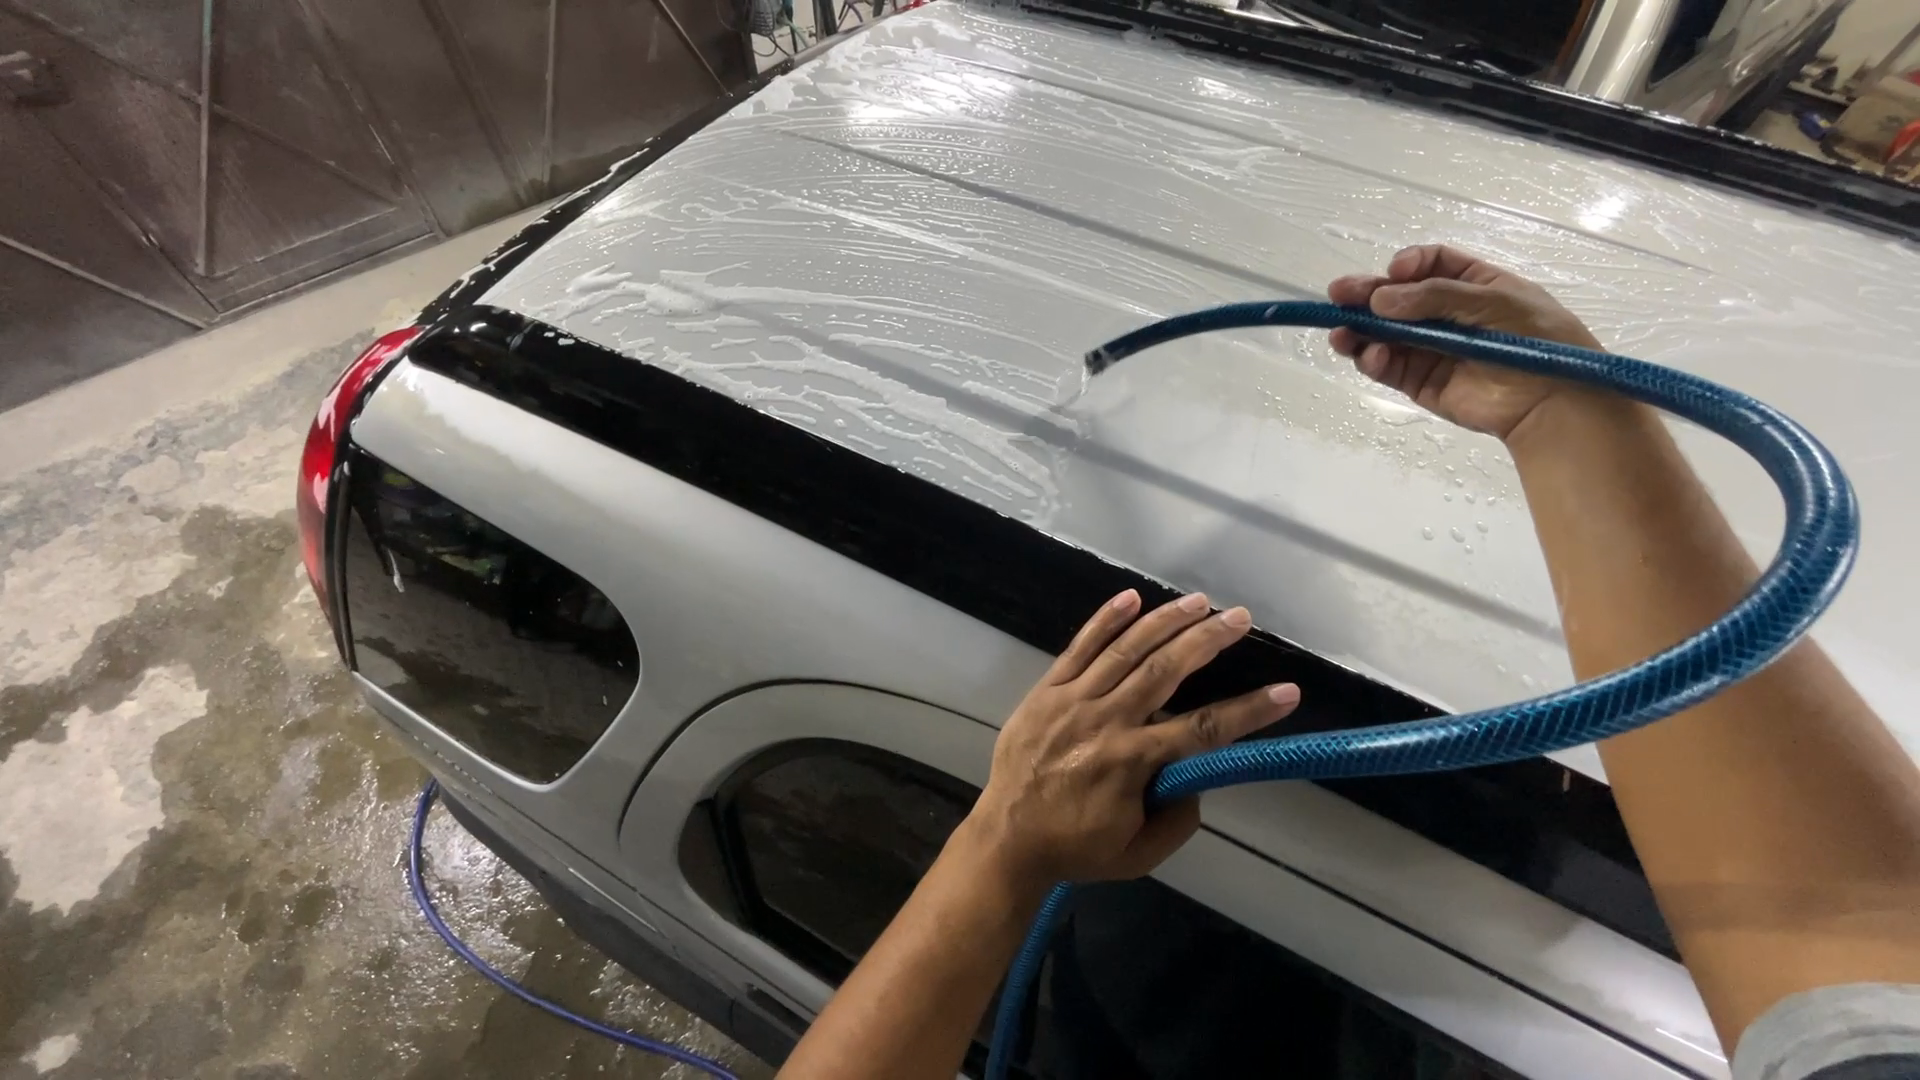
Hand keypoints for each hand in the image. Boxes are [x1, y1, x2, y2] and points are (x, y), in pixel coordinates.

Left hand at [963, 589, 1301, 886]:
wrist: (1006, 837)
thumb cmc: (1075, 847)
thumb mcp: (1139, 853)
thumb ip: (1179, 818)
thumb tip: (1197, 774)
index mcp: (1131, 762)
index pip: (1203, 729)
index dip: (1249, 710)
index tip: (1286, 692)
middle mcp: (1106, 721)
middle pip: (1166, 671)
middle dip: (1207, 641)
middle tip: (1240, 618)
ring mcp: (1073, 699)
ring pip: (1125, 650)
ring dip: (1164, 621)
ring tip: (1198, 601)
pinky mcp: (1047, 689)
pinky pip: (1078, 648)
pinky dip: (1104, 621)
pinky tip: (1131, 597)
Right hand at [1328, 245, 1605, 441]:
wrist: (1548, 402)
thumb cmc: (1532, 340)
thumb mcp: (1493, 303)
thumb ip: (1434, 298)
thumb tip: (1378, 299)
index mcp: (1472, 286)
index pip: (1431, 265)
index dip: (1407, 265)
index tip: (1392, 272)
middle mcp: (1444, 314)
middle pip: (1396, 298)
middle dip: (1366, 295)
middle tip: (1337, 295)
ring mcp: (1427, 349)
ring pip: (1382, 334)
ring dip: (1358, 331)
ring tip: (1340, 333)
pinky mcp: (1416, 381)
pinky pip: (1386, 366)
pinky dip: (1372, 361)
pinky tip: (1372, 357)